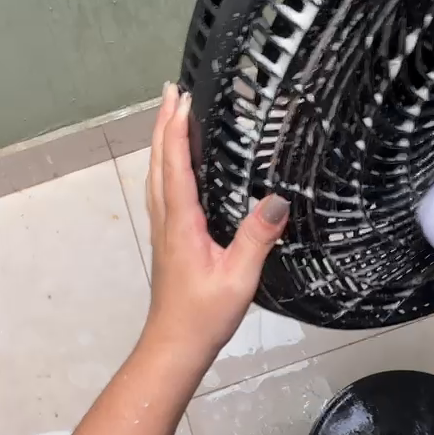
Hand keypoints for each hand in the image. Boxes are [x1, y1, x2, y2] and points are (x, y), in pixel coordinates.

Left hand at [142, 83, 288, 364]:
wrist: (174, 345)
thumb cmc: (205, 313)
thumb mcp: (239, 277)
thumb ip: (257, 237)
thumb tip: (278, 196)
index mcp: (181, 221)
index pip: (176, 164)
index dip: (177, 128)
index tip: (181, 97)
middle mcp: (166, 217)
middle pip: (158, 161)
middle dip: (163, 123)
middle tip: (171, 90)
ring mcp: (162, 227)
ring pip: (155, 173)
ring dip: (161, 140)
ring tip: (170, 115)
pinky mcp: (166, 237)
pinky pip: (160, 187)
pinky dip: (164, 163)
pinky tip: (173, 164)